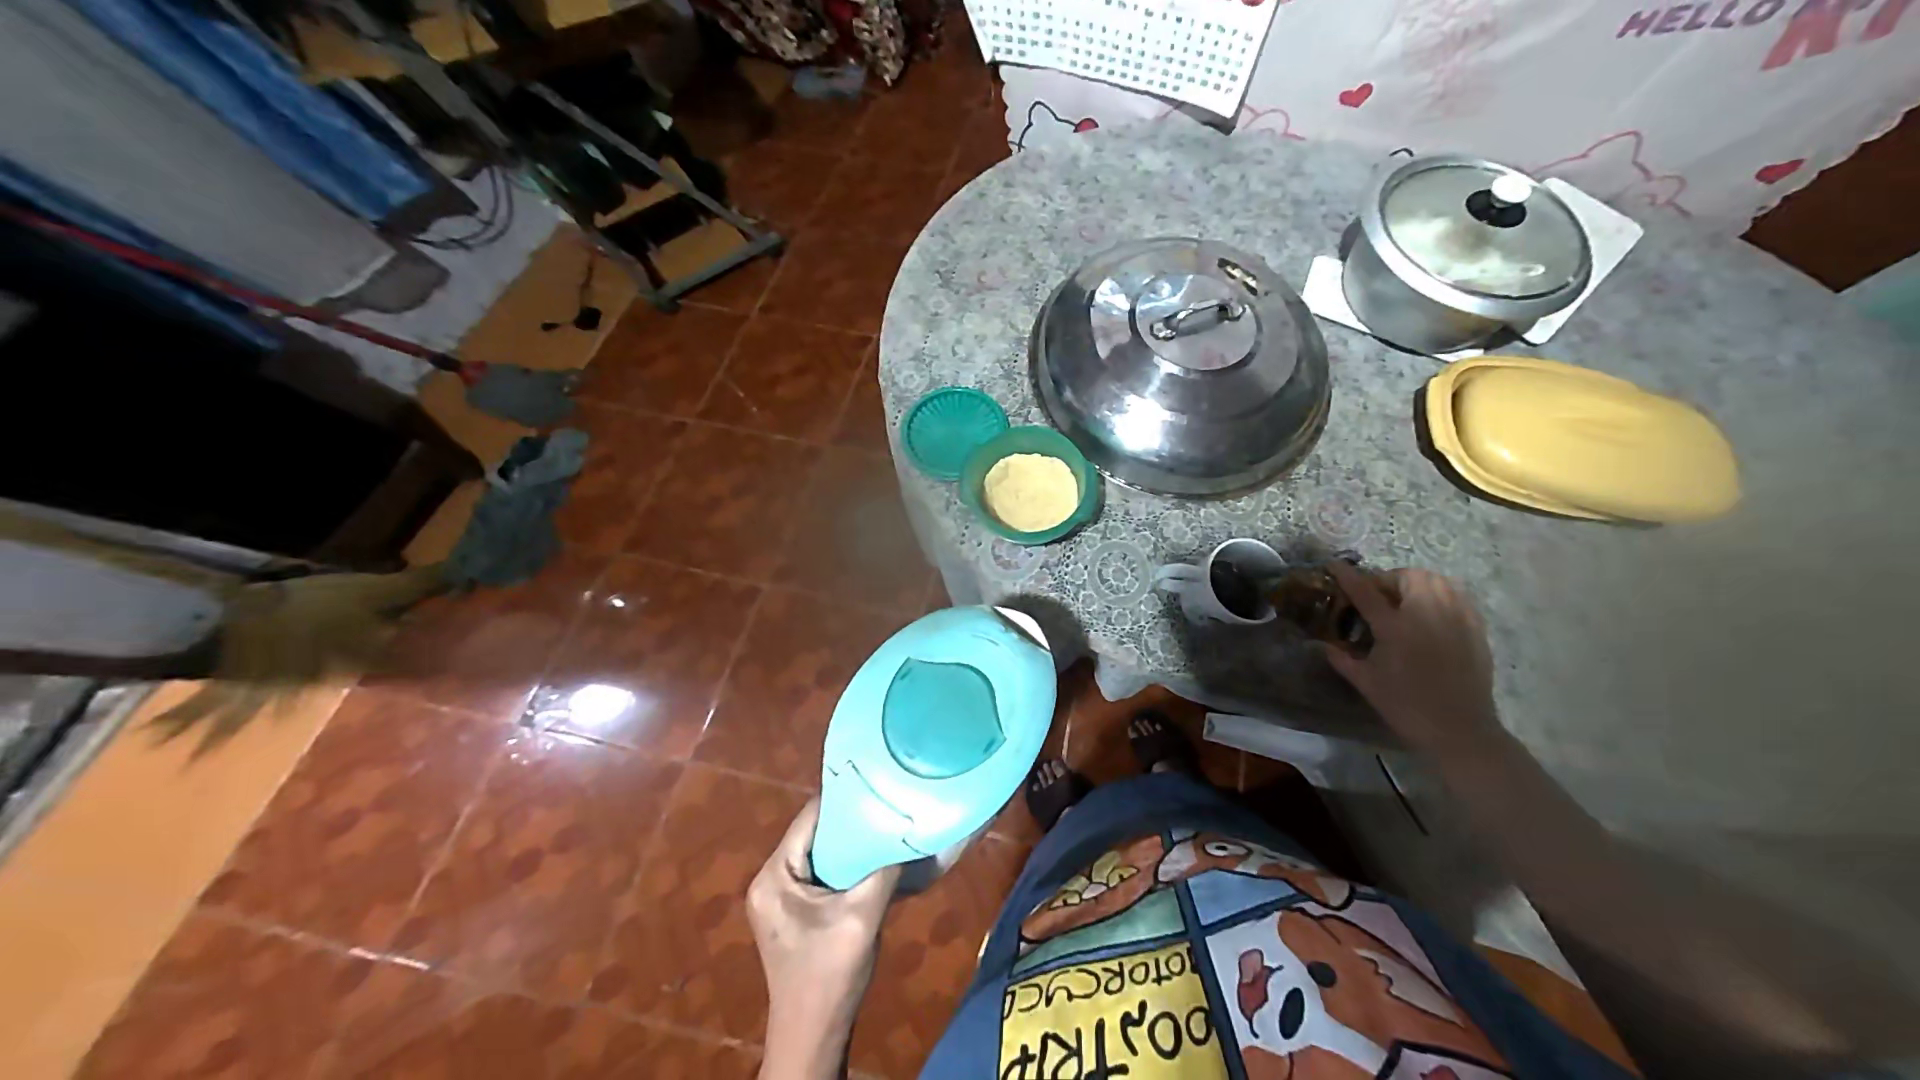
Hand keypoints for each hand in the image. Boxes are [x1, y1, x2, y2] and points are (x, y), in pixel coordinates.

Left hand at [748, 799, 899, 1079]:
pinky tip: (872, 861)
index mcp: (774, 875)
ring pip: (818, 853)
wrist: (814, 1035)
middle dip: (849, 822)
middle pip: (812, 834)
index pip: (809, 818)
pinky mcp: (791, 912)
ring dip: (849, 844)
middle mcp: (769, 879)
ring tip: (884, 827)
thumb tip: (911, 836)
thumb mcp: (863, 916)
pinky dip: (844, 865)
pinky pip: (819, 873)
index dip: (843, 800)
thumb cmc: (831, 974)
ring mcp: (778, 897)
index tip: (877, 784)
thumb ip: (884, 871)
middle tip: (885, 805)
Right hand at [1324, 562, 1501, 755]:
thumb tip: (1320, 644)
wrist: (1458, 729)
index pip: (1366, 591)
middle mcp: (1427, 615)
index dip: (1347, 575)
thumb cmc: (1405, 706)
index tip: (1334, 565)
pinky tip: (1432, 612)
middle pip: (1409, 576)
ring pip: (1439, 581)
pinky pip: (1459, 596)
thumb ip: (1341, 658)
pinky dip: (1442, 595)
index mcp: (1395, 628)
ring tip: (1407, 599)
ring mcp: (1456, 619)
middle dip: (1390, 578)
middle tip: (1379, 595)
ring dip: (1418, 582)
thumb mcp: (1365, 682)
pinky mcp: (1476, 629)